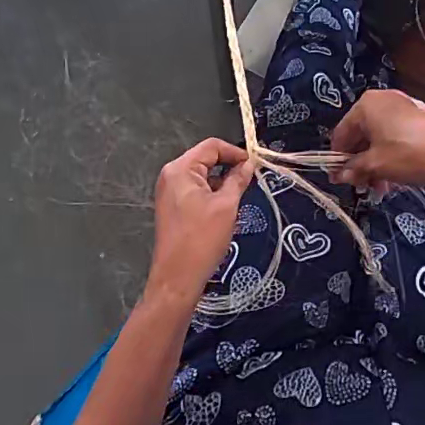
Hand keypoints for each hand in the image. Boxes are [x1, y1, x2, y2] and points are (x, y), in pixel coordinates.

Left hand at [147, 138, 253, 305]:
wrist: (178, 277)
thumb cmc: (201, 240)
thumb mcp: (227, 206)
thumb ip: (238, 180)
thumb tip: (248, 166)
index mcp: (181, 170)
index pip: (212, 146)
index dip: (235, 152)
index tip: (254, 164)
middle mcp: (171, 176)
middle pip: (206, 158)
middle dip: (229, 166)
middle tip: (250, 180)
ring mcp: (170, 191)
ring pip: (202, 175)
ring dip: (222, 181)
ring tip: (238, 197)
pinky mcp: (173, 205)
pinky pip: (196, 189)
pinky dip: (212, 192)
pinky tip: (224, 208)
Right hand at [331, 90, 424, 194]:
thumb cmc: (412, 154)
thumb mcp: (376, 165)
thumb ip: (353, 169)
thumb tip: (340, 174)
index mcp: (367, 104)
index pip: (341, 132)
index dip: (338, 159)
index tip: (339, 179)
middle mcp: (385, 100)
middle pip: (362, 135)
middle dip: (360, 163)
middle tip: (363, 186)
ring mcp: (406, 108)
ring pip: (380, 139)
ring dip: (376, 164)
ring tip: (382, 187)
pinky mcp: (423, 120)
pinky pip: (398, 139)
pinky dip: (393, 157)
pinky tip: (398, 178)